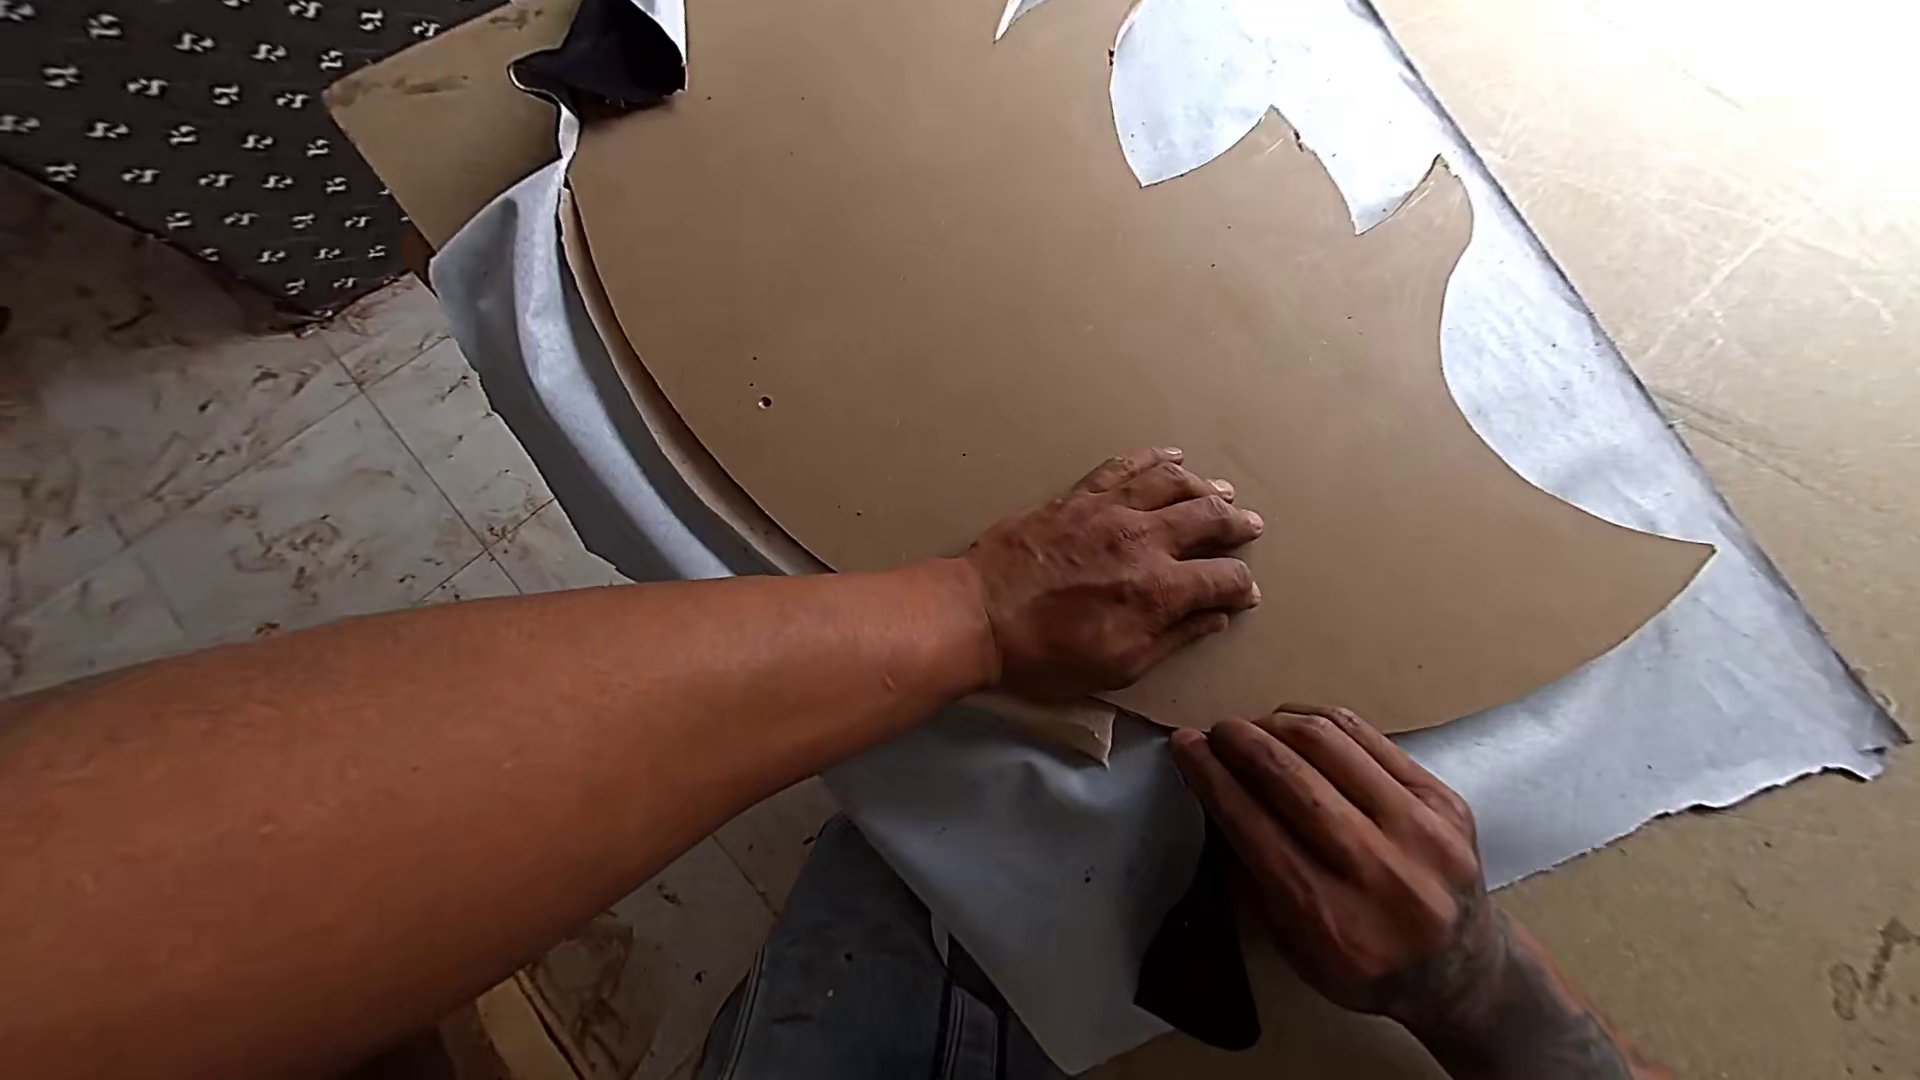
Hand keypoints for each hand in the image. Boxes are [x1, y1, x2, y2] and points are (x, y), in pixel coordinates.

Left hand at [959, 447, 1262, 698]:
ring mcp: (1107, 512)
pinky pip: (1121, 467)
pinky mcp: (1077, 498)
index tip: (1244, 591)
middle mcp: (1141, 540)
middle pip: (1206, 518)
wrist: (981, 614)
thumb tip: (1216, 616)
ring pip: (1169, 483)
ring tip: (1220, 490)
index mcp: (1158, 589)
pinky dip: (1150, 459)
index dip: (1240, 586)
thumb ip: (1173, 637)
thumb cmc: (1046, 653)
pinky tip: (1169, 456)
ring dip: (1201, 486)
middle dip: (1236, 523)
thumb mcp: (1118, 666)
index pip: (1223, 578)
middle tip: (1250, 525)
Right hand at [1171, 706, 1670, 1079]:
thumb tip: (1207, 781)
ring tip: (1255, 728)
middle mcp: (1381, 875)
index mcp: (1329, 920)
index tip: (1183, 743)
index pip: (1250, 823)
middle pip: (1287, 775)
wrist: (1468, 976)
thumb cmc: (1359, 962)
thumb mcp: (1286, 938)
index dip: (1207, 773)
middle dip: (1236, 739)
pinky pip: (1364, 733)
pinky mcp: (1446, 801)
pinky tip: (1294, 725)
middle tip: (1216, 731)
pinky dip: (1315, 718)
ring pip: (1324, 740)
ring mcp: (1423, 833)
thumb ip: (1244, 863)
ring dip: (1273, 722)